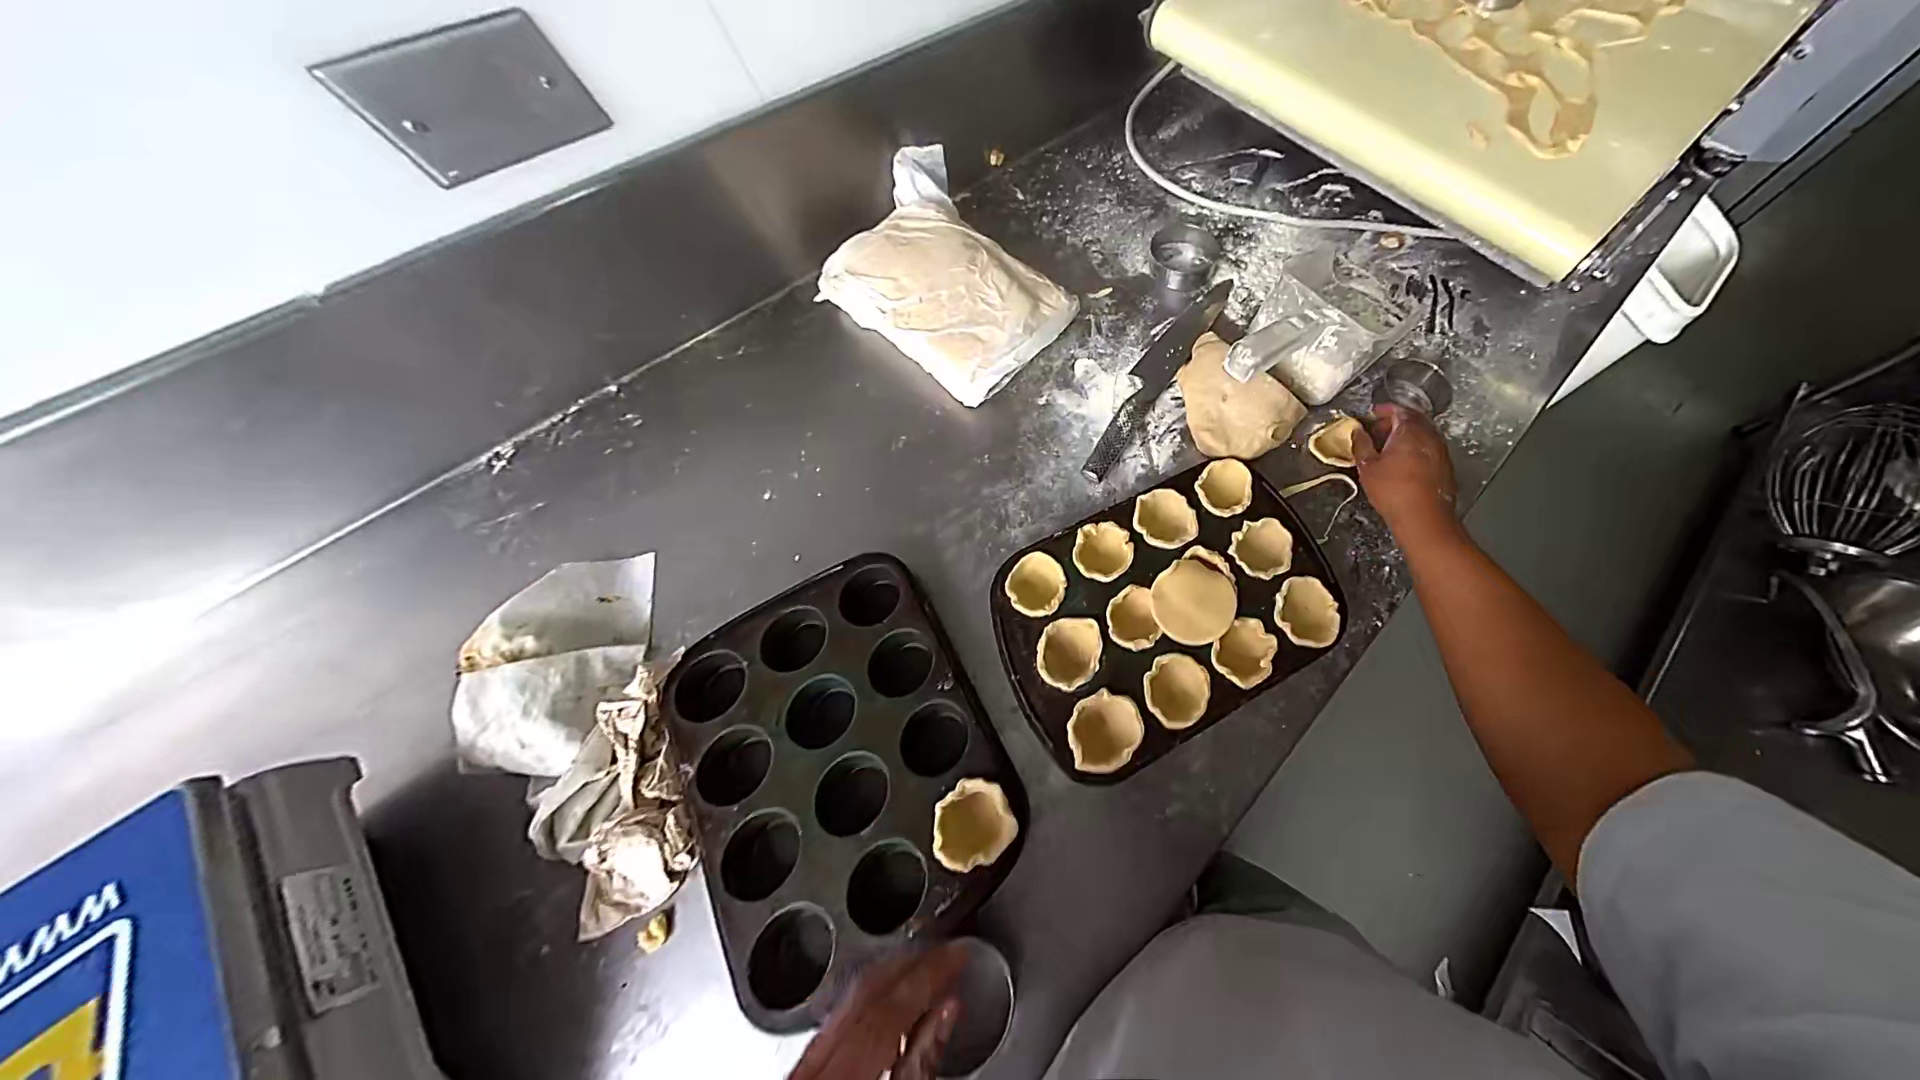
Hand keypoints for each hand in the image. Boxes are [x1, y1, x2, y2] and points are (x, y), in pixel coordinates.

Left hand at [789, 944, 967, 1079]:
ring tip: (927, 958)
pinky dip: (870, 990)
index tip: (959, 950)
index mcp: (844, 1070)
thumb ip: (922, 1062)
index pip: (892, 1002)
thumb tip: (949, 1007)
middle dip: (913, 958)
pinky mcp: (801, 1062)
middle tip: (948, 946)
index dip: (930, 969)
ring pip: (850, 991)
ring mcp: (802, 1059)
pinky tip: (892, 988)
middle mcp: (814, 1059)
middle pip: (867, 986)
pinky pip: (838, 1008)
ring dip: (893, 967)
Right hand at [1353, 404, 1457, 536]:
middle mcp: (1429, 436)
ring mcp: (1441, 450)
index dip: (1384, 410)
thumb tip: (1357, 432)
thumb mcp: (1367, 467)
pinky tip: (1403, 461)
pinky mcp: (1445, 465)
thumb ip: (1361, 445)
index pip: (1398, 410)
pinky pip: (1429, 447)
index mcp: (1409, 432)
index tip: (1373, 413)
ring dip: (1407, 435)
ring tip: (1389, 447)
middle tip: (1378, 430)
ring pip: (1423, 433)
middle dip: (1396, 421)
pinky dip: (1416, 447)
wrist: (1423, 516)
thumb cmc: (1393, 490)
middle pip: (1414, 419)